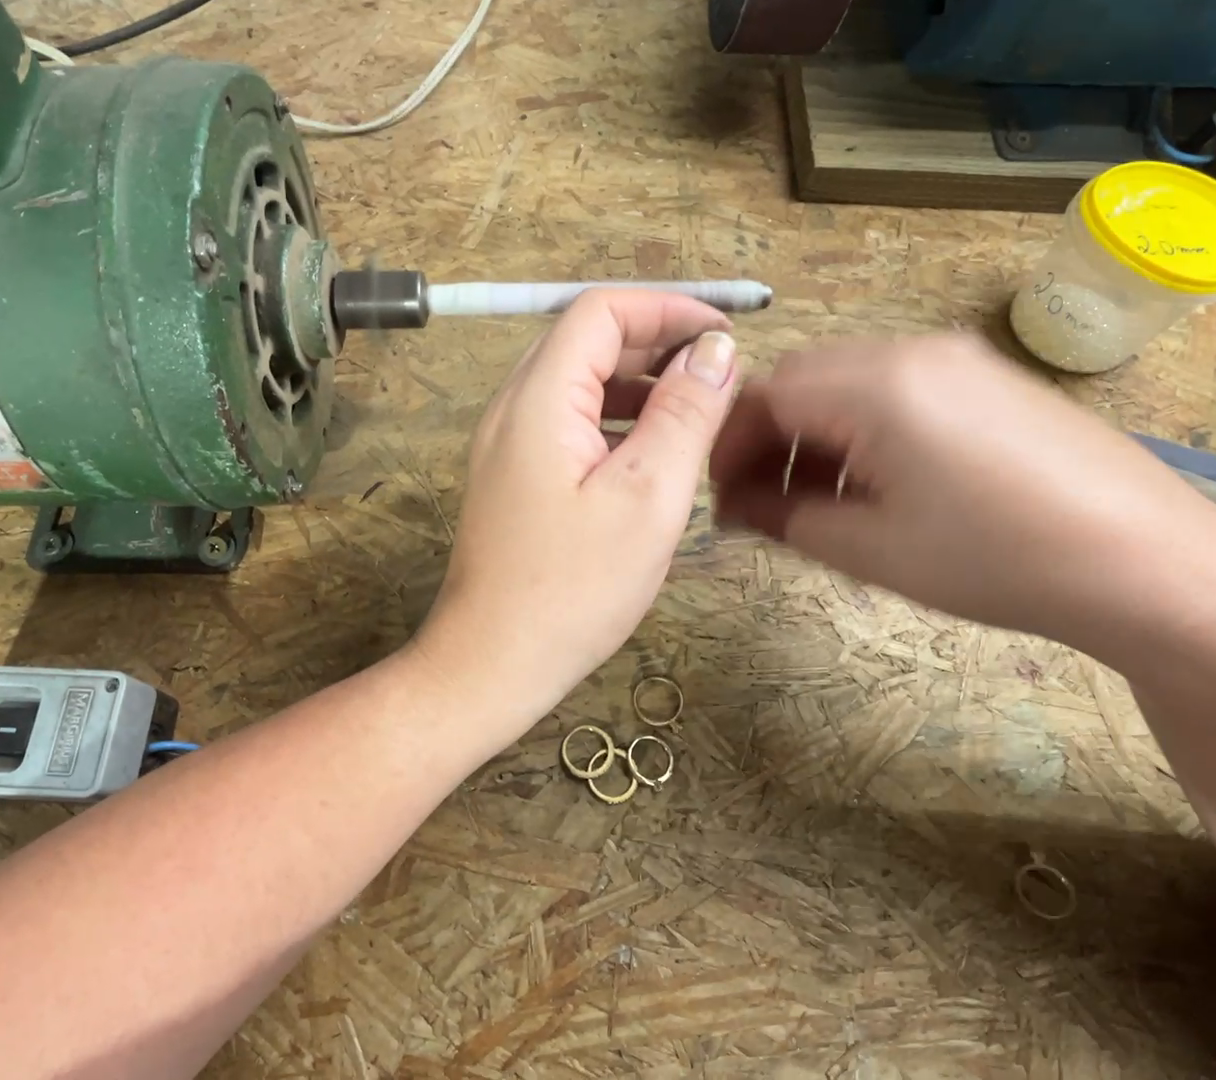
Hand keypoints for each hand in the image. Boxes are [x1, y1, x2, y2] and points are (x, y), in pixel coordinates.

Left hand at [412, 289, 737, 732]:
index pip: (599, 310)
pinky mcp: (511, 478)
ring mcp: (505, 445)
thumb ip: (685, 414)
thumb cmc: (573, 588)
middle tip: (717, 374)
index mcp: (540, 399)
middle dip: (654, 343)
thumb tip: (716, 350)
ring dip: (636, 384)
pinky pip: (566, 424)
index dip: (666, 308)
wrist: (493, 662)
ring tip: (694, 414)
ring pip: (576, 384)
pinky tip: (650, 456)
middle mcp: (512, 409)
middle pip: (584, 341)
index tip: (722, 333)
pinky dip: (612, 422)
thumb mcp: (648, 497)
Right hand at [708, 334, 1215, 643]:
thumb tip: (735, 505)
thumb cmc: (994, 560)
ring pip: (846, 382)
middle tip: (758, 501)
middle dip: (767, 437)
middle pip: (802, 379)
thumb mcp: (869, 550)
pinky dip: (859, 427)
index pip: (764, 395)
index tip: (717, 496)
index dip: (727, 444)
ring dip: (811, 433)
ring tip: (813, 499)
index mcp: (876, 385)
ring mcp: (957, 359)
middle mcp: (911, 351)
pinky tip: (873, 482)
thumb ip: (783, 518)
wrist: (1150, 566)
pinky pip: (895, 389)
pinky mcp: (988, 378)